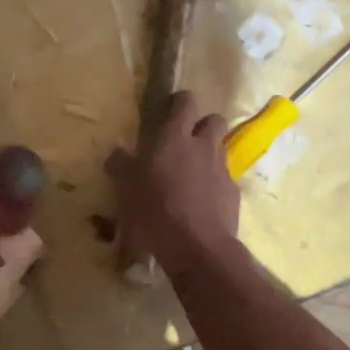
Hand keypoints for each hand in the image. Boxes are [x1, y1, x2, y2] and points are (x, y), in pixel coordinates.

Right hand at [106, 91, 241, 275]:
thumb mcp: (127, 190)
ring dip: (208, 154)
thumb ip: (122, 167)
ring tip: (191, 175)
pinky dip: (214, 184)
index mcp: (174, 138)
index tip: (170, 109)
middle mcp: (203, 146)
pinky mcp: (233, 192)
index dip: (179, 102)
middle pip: (214, 120)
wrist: (198, 247)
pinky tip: (202, 202)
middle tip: (185, 142)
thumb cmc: (155, 212)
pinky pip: (224, 178)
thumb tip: (115, 153)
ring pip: (220, 148)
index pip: (185, 102)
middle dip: (202, 125)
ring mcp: (222, 169)